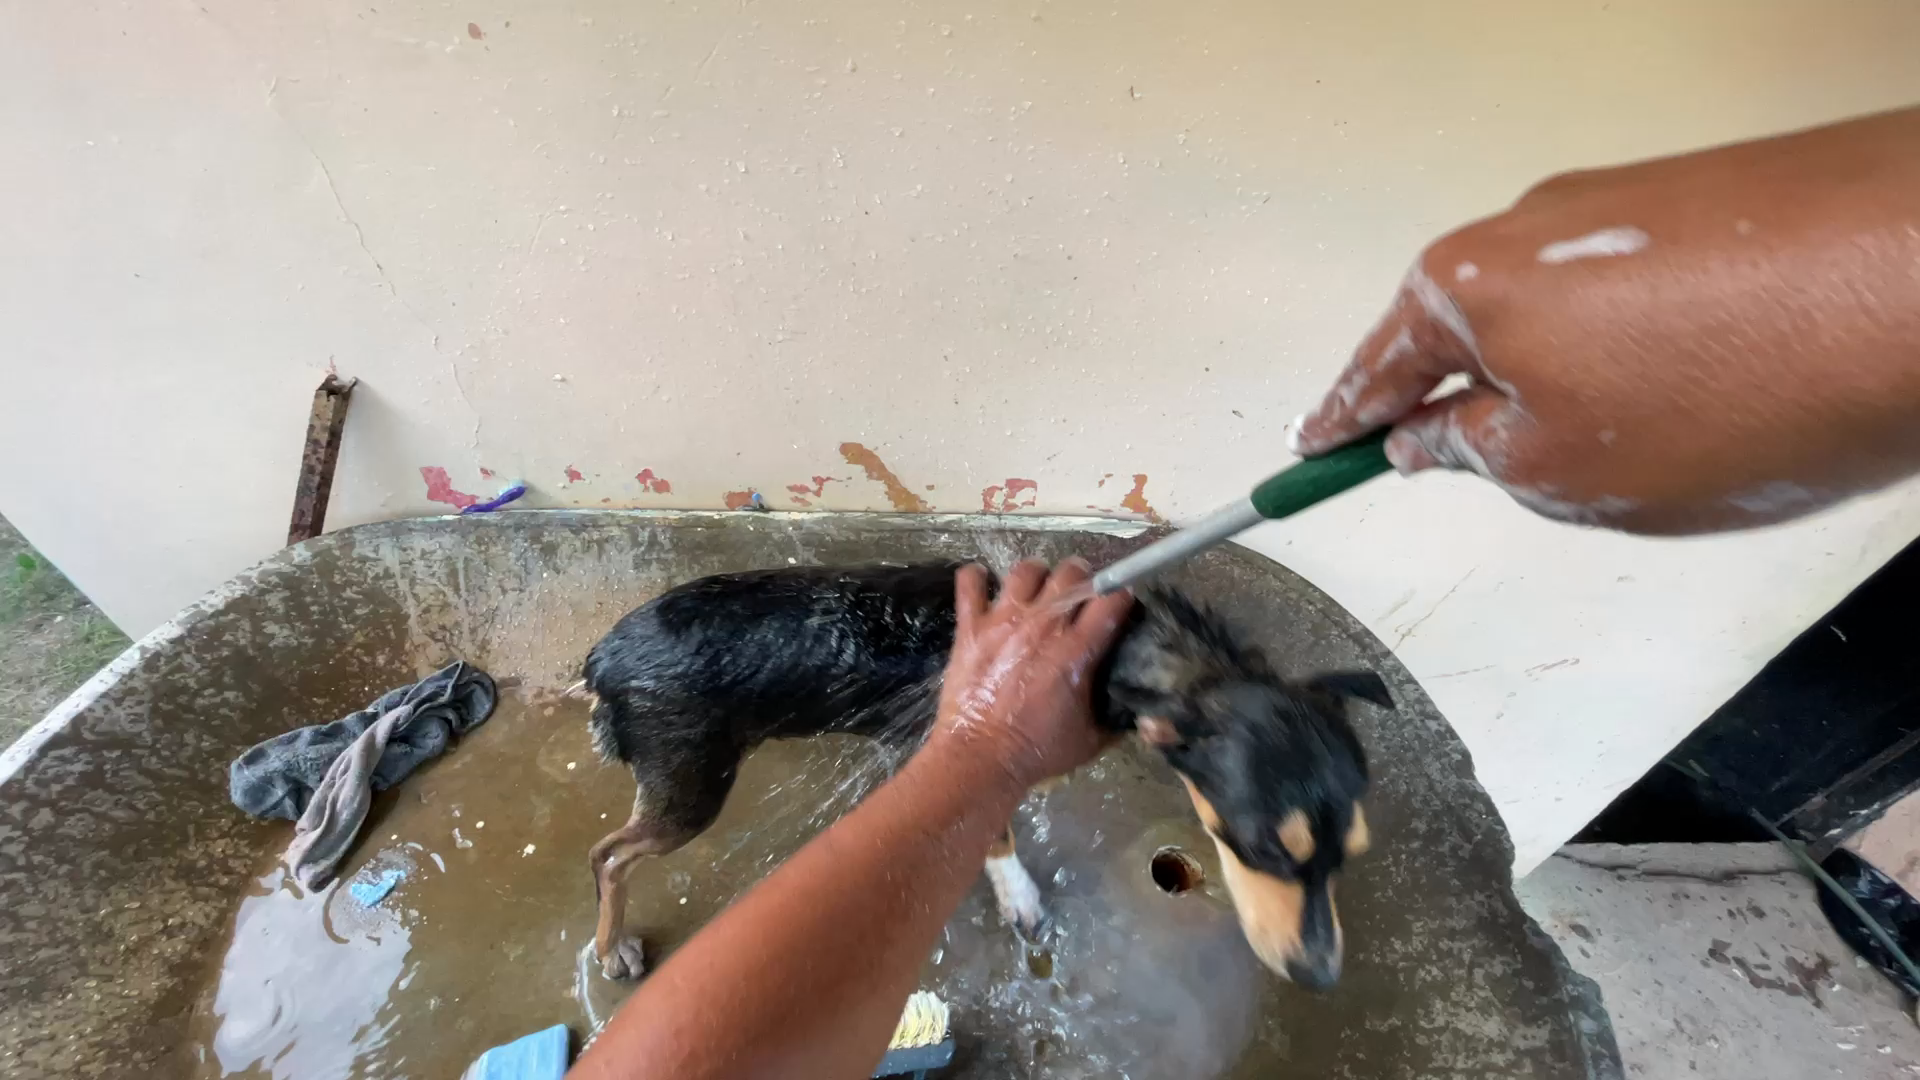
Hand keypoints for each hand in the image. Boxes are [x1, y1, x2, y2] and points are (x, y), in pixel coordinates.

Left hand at [930, 559, 1133, 789]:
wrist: (980, 758)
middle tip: (1078, 595)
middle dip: (1082, 578)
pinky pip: (970, 582)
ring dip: (1036, 575)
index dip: (1120, 595)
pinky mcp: (970, 627)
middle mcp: (1042, 625)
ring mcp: (1002, 621)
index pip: (1110, 599)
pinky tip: (982, 583)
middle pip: (1072, 573)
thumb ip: (1119, 716)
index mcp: (1076, 650)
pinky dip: (975, 577)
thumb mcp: (1092, 739)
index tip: (1119, 602)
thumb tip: (1142, 706)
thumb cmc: (1038, 750)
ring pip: (1025, 570)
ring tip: (1037, 588)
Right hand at [1292, 106, 1919, 534]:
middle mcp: (1521, 226)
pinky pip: (1613, 291)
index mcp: (1460, 286)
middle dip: (1457, 402)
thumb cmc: (1736, 389)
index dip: (1334, 427)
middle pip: (1450, 336)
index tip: (1306, 449)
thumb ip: (1462, 454)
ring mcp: (1612, 200)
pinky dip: (1618, 346)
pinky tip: (1680, 379)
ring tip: (1624, 428)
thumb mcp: (1553, 470)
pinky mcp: (1698, 195)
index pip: (1368, 376)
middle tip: (1465, 456)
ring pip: (1536, 317)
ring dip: (1550, 378)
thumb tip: (1425, 437)